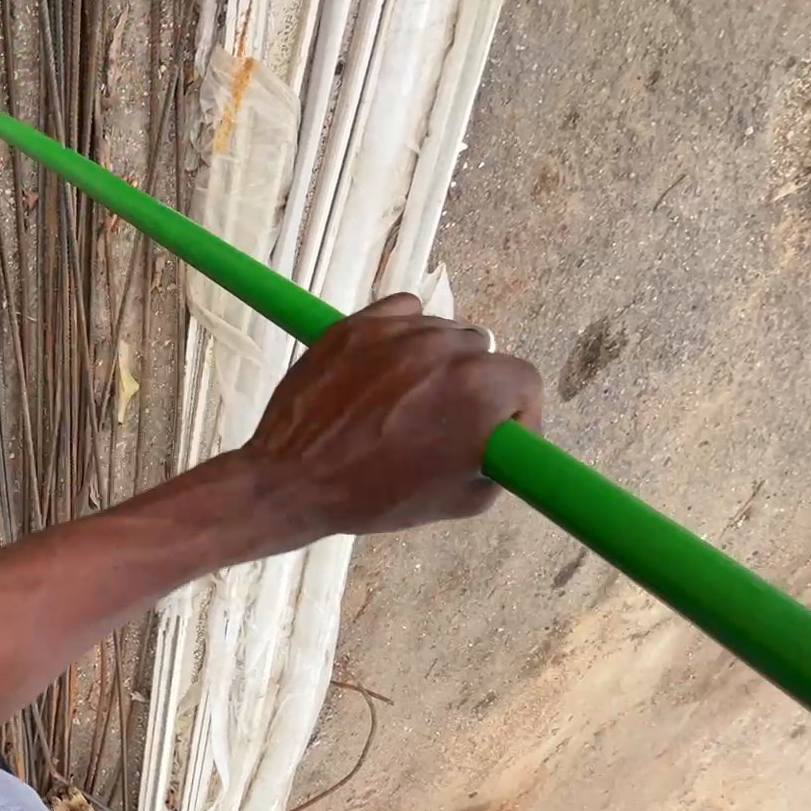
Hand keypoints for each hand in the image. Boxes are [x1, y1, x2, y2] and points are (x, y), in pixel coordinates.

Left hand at [241, 293, 542, 537]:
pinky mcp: (352, 328)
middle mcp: (444, 350)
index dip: (510, 410)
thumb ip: (502, 460)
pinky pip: (399, 311)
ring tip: (398, 396)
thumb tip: (508, 438)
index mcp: (482, 390)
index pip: (523, 382)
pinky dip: (399, 331)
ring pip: (438, 331)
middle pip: (479, 353)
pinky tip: (384, 363)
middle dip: (467, 384)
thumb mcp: (461, 499)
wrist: (288, 483)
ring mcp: (394, 335)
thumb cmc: (370, 496)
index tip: (487, 430)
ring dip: (431, 359)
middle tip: (434, 416)